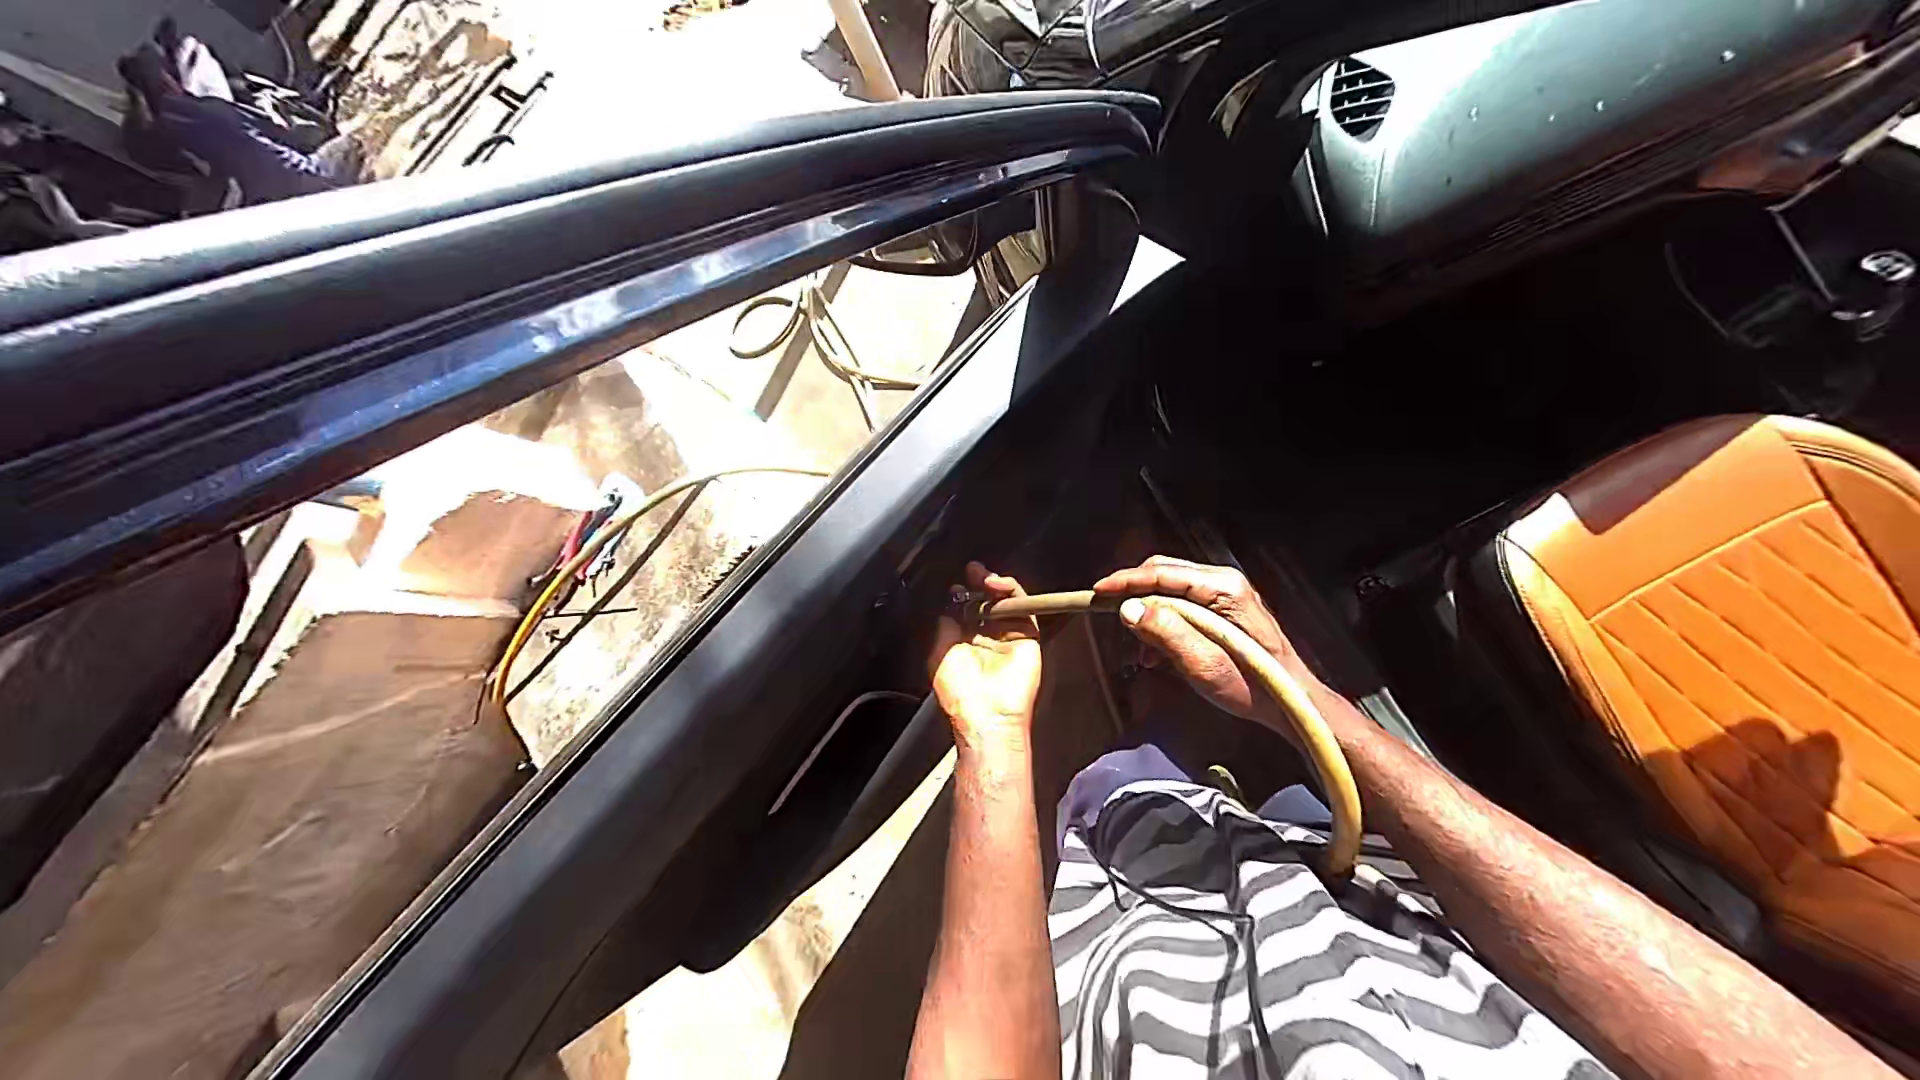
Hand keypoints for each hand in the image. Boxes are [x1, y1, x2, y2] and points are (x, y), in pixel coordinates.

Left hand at [929, 563, 1042, 753]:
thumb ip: (944, 625)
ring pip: (1005, 601)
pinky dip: (1013, 591)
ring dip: (995, 584)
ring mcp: (1008, 637)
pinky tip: (999, 585)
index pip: (966, 610)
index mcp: (964, 644)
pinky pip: (1023, 609)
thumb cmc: (961, 695)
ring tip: (985, 577)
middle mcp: (987, 639)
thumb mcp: (940, 652)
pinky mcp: (1027, 637)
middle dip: (979, 584)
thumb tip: (948, 603)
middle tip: (972, 572)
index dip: (962, 594)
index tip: (957, 585)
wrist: (987, 716)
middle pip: (986, 602)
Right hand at [1092, 555, 1318, 733]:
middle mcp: (1223, 582)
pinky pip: (1178, 606)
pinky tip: (1155, 653)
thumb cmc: (1254, 686)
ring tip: (1140, 649)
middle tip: (1111, 616)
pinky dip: (1160, 625)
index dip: (1126, 582)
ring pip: (1167, 590)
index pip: (1162, 573)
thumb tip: (1128, 609)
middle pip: (1162, 574)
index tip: (1098, 592)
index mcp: (1223, 588)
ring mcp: (1222, 594)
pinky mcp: (1220, 610)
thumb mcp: (1204, 663)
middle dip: (1134, 595)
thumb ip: (1166, 632)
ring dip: (1147, 615)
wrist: (1291, 704)